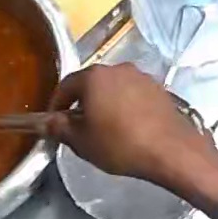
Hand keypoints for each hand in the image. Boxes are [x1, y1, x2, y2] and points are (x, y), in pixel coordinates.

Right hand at [48, 64, 217, 189]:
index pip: (66, 85)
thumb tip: (46, 121)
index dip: (56, 103)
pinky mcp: (159, 88)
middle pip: (91, 82)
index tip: (53, 120)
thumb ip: (59, 128)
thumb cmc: (120, 144)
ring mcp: (141, 76)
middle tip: (77, 125)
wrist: (171, 150)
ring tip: (104, 127)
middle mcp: (118, 68)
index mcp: (94, 76)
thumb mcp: (82, 141)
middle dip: (82, 101)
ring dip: (105, 102)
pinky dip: (125, 105)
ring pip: (114, 87)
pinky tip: (128, 126)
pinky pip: (133, 94)